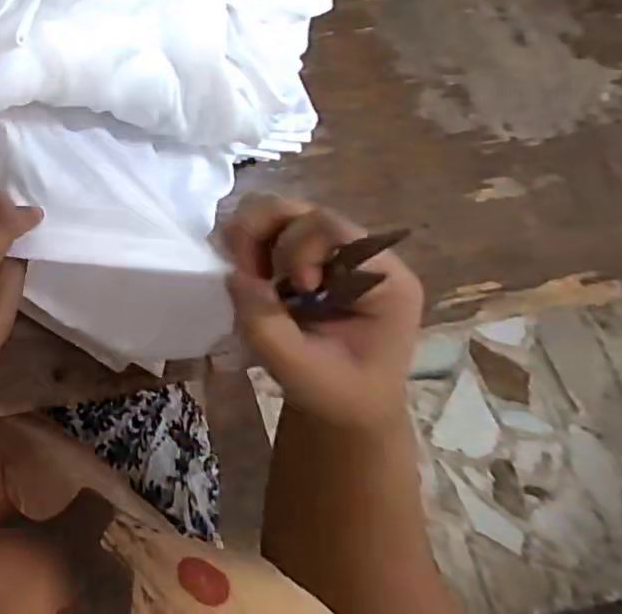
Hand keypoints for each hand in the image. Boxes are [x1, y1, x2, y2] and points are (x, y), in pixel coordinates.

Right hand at [221, 195, 422, 434]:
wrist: (344, 409)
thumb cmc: (336, 394)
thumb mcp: (300, 371)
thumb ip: (267, 327)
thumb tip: (237, 276)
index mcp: (384, 280)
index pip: (334, 228)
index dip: (298, 247)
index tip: (295, 290)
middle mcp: (362, 255)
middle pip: (302, 212)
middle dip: (264, 234)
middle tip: (250, 273)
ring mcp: (332, 251)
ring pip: (280, 212)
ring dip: (253, 237)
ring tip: (248, 274)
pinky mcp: (308, 254)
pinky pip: (271, 227)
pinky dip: (250, 243)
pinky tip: (251, 275)